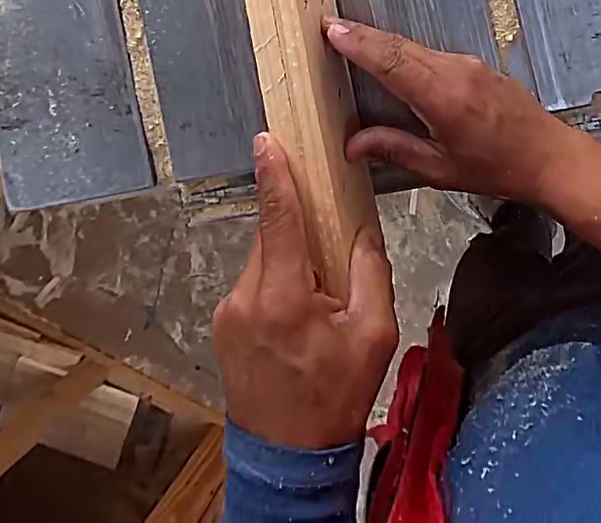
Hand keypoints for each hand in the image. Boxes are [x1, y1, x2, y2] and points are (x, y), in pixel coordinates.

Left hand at [212, 133, 397, 448]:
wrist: (289, 458)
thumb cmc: (335, 396)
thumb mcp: (375, 333)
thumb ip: (372, 270)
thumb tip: (362, 229)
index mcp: (283, 298)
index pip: (278, 220)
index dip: (274, 176)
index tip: (267, 141)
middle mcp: (246, 299)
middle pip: (273, 234)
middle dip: (301, 227)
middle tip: (331, 247)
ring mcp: (229, 313)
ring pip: (264, 256)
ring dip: (292, 256)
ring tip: (319, 294)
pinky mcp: (225, 324)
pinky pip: (255, 279)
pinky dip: (278, 277)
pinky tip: (300, 309)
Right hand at [324, 18, 600, 207]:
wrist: (549, 156)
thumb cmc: (499, 168)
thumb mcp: (442, 170)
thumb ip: (396, 149)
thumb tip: (353, 145)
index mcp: (445, 98)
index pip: (393, 61)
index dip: (360, 43)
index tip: (332, 29)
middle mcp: (457, 71)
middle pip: (400, 46)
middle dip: (363, 34)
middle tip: (330, 25)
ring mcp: (469, 64)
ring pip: (416, 47)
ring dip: (383, 42)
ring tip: (352, 39)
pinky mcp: (476, 65)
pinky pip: (433, 53)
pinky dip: (406, 52)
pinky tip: (392, 58)